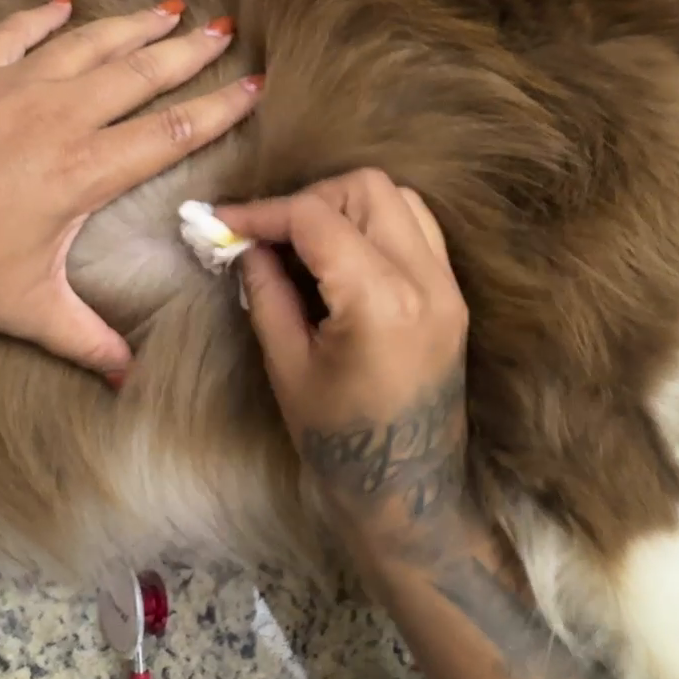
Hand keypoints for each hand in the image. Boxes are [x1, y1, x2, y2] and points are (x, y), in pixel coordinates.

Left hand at [0, 0, 259, 375]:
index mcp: (84, 170)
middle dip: (188, 52)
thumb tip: (128, 381)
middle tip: (224, 31)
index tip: (254, 85)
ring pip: (88, 44)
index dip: (219, 109)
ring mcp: (12, 88)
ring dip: (132, 25)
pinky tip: (64, 2)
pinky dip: (43, 16)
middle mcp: (58, 117)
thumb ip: (87, 341)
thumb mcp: (28, 311)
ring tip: (170, 7)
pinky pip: (14, 33)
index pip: (170, 133)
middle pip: (140, 75)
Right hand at [216, 169, 471, 551]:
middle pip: (366, 188)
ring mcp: (448, 285)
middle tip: (270, 234)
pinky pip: (417, 227)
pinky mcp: (453, 294)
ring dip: (344, 205)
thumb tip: (247, 243)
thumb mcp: (286, 364)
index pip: (317, 218)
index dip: (264, 212)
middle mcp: (425, 280)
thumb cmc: (336, 439)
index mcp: (380, 301)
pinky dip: (375, 222)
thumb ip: (266, 291)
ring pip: (398, 198)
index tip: (225, 221)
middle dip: (309, 199)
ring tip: (304, 242)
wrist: (407, 490)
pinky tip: (342, 254)